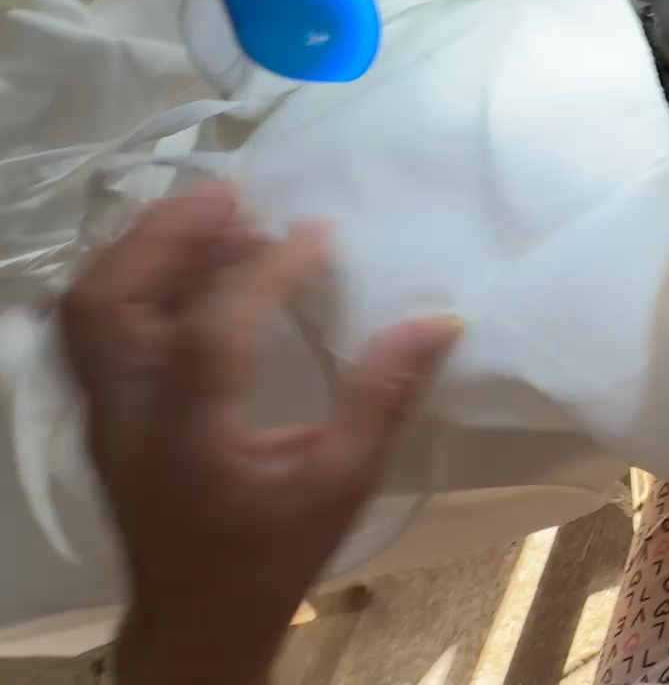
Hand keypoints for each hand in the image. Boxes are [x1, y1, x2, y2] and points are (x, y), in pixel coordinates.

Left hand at [58, 183, 460, 684]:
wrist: (196, 615)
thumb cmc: (276, 547)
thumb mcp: (347, 479)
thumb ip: (385, 396)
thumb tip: (440, 320)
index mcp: (190, 437)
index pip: (212, 334)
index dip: (262, 272)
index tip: (318, 231)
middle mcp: (129, 415)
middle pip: (107, 309)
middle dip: (163, 238)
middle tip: (231, 192)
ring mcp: (107, 412)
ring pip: (90, 313)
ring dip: (146, 249)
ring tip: (217, 209)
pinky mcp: (111, 410)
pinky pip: (102, 328)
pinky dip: (142, 277)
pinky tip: (197, 260)